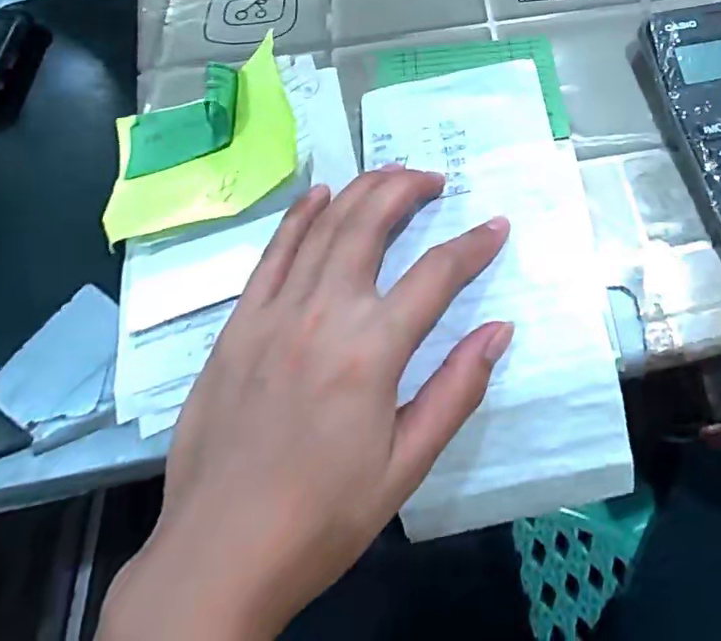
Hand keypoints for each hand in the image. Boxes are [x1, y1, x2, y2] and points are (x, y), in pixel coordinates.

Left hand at [100, 170, 512, 640]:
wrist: (222, 545)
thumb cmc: (323, 515)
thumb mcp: (405, 466)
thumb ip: (455, 390)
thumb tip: (498, 330)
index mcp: (372, 350)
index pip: (435, 275)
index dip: (472, 245)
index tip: (495, 225)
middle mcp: (323, 312)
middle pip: (370, 224)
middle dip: (408, 190)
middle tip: (434, 180)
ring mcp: (274, 309)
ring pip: (323, 227)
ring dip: (360, 191)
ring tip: (390, 175)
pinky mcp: (239, 318)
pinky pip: (274, 251)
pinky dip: (299, 216)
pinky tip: (319, 195)